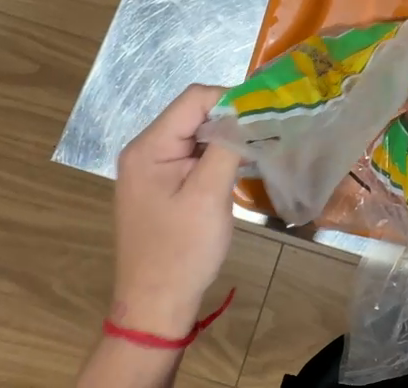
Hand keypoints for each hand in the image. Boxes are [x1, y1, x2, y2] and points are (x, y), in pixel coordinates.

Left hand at [111, 84, 241, 335]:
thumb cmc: (182, 251)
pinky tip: (236, 167)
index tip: (263, 116)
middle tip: (263, 134)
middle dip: (230, 119)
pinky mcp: (160, 184)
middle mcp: (144, 150)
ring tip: (255, 150)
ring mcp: (150, 168)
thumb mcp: (209, 194)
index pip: (195, 99)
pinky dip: (215, 155)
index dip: (231, 100)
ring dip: (225, 138)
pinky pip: (192, 154)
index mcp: (148, 147)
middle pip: (194, 113)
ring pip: (196, 133)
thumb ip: (227, 144)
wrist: (156, 307)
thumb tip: (248, 109)